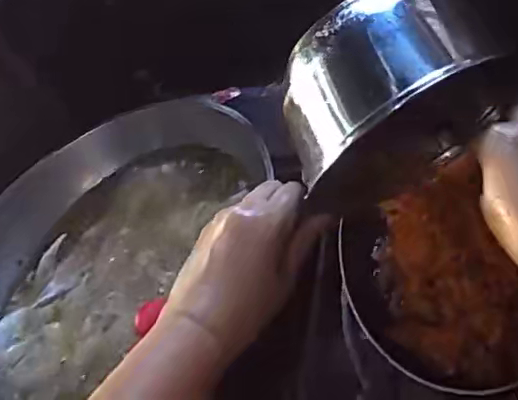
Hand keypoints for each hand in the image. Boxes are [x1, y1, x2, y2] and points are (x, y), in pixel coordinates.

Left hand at [158, 179, 327, 364]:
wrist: (193, 331)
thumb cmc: (246, 311)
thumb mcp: (284, 280)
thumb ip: (304, 241)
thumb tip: (323, 216)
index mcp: (268, 218)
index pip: (293, 188)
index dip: (302, 202)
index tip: (303, 224)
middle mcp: (245, 207)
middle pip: (272, 186)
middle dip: (282, 200)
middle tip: (285, 232)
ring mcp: (222, 214)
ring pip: (252, 195)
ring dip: (262, 207)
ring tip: (261, 241)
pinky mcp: (206, 226)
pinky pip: (234, 209)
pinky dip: (244, 217)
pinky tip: (241, 247)